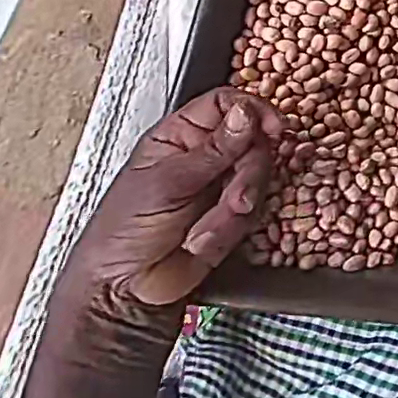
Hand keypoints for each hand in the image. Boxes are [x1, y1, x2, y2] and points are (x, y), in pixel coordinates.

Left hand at [51, 87, 283, 367]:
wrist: (125, 293)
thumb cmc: (124, 233)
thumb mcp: (167, 183)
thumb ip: (214, 149)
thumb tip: (246, 113)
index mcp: (180, 135)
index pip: (226, 104)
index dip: (252, 111)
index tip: (273, 126)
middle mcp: (206, 154)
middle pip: (253, 140)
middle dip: (248, 171)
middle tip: (236, 195)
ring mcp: (222, 183)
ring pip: (258, 174)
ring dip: (238, 204)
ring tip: (206, 230)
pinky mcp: (234, 214)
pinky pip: (256, 208)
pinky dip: (232, 227)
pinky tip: (204, 241)